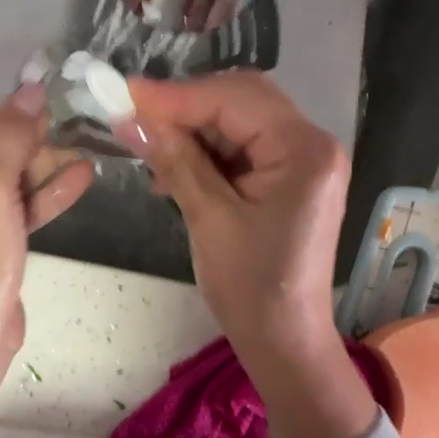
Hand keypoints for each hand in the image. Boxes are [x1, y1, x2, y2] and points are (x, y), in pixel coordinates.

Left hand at [0, 86, 93, 402]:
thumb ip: (11, 131)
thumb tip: (30, 87)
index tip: (38, 67)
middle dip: (26, 124)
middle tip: (73, 102)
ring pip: (0, 170)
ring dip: (42, 160)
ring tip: (88, 136)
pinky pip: (9, 204)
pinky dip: (40, 194)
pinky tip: (82, 175)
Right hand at [129, 71, 376, 437]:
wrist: (284, 342)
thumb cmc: (250, 289)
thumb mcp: (209, 220)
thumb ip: (176, 161)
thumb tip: (132, 118)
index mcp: (304, 150)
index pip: (234, 99)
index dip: (176, 96)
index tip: (124, 95)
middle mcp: (314, 145)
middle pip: (243, 103)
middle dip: (187, 109)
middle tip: (134, 118)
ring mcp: (307, 164)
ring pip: (242, 126)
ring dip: (195, 134)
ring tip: (150, 152)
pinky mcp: (294, 184)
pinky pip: (248, 154)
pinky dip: (211, 158)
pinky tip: (176, 172)